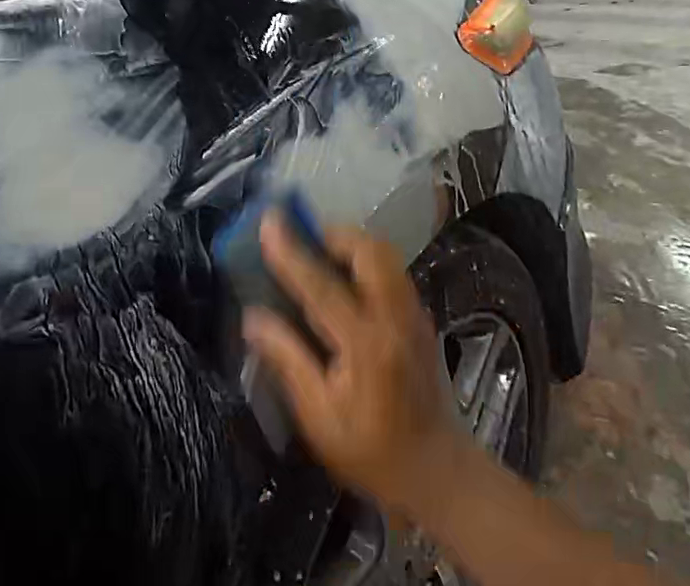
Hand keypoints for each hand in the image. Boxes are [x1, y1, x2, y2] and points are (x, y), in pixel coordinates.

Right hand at [242, 213, 468, 517]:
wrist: (436, 468)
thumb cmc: (370, 451)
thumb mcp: (318, 417)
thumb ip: (288, 361)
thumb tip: (253, 318)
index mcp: (366, 345)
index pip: (322, 287)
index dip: (291, 253)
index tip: (270, 221)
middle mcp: (396, 318)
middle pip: (371, 252)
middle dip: (334, 234)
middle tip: (303, 236)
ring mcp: (414, 314)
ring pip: (386, 255)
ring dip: (352, 243)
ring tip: (320, 250)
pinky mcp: (421, 316)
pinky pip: (392, 270)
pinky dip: (366, 260)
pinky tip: (346, 279)